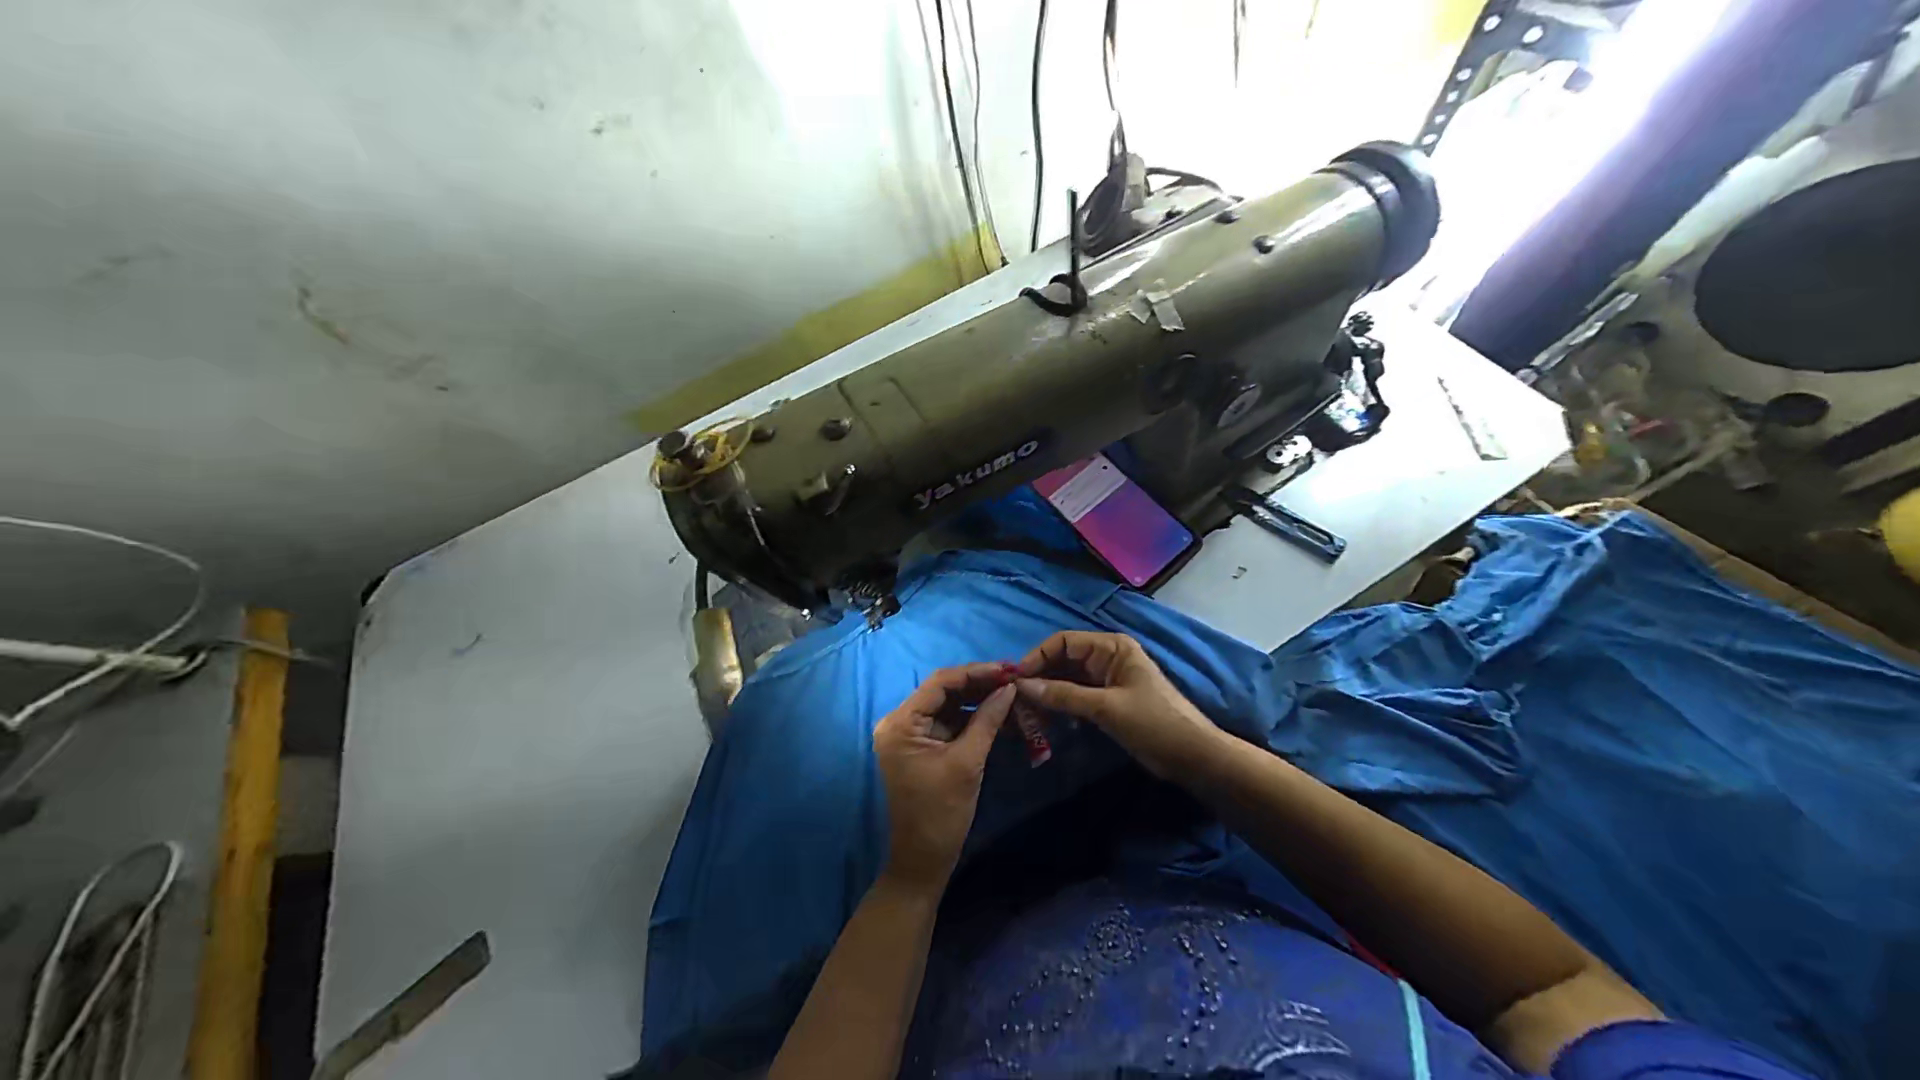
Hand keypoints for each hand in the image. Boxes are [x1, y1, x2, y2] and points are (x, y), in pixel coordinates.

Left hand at [872, 664, 1014, 891]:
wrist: (924, 859)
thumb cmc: (941, 812)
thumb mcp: (967, 762)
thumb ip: (987, 720)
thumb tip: (1010, 688)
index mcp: (901, 723)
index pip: (940, 683)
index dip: (975, 673)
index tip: (1008, 669)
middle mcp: (899, 722)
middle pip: (942, 691)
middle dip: (978, 684)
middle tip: (1014, 678)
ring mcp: (909, 735)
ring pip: (947, 705)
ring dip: (977, 699)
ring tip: (1011, 693)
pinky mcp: (921, 747)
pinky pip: (948, 722)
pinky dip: (971, 718)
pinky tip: (997, 713)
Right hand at [1014, 631, 1223, 779]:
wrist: (1193, 757)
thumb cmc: (1154, 723)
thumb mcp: (1106, 708)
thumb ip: (1063, 695)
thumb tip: (1022, 686)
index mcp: (1111, 647)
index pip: (1064, 641)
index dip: (1038, 656)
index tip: (1016, 679)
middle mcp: (1107, 657)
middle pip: (1063, 659)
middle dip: (1040, 676)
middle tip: (1016, 699)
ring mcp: (1108, 680)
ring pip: (1067, 679)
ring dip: (1047, 692)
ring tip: (1026, 712)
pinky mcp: (1108, 701)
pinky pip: (1076, 696)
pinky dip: (1060, 704)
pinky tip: (1045, 719)